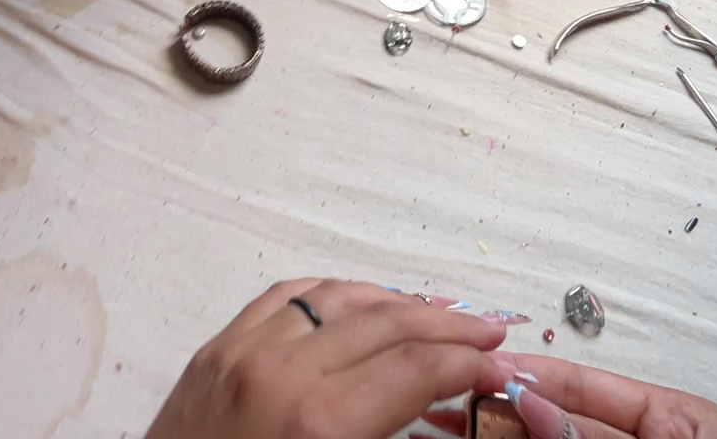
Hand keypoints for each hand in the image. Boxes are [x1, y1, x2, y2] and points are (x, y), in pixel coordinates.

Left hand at [144, 278, 518, 438]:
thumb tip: (441, 414)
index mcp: (316, 423)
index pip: (411, 368)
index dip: (464, 361)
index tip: (500, 362)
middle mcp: (280, 369)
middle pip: (381, 322)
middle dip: (442, 322)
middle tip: (485, 328)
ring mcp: (242, 349)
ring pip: (334, 297)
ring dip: (390, 298)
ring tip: (432, 308)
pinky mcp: (216, 346)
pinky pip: (283, 297)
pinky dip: (328, 292)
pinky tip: (355, 298)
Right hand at [421, 352, 716, 438]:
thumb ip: (594, 436)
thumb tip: (526, 396)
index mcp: (670, 416)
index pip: (580, 383)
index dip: (525, 375)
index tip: (473, 370)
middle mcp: (646, 438)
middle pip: (557, 421)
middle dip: (503, 416)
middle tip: (444, 411)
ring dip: (503, 438)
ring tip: (448, 432)